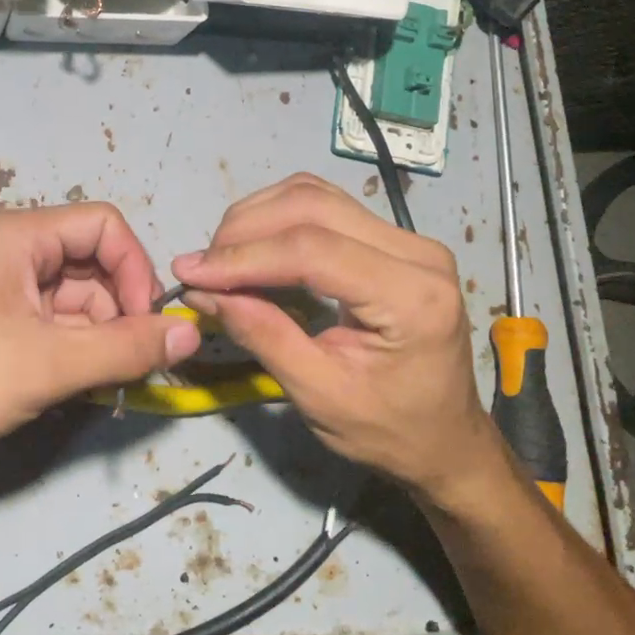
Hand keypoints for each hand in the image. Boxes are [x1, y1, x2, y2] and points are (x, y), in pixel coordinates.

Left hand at [0, 203, 201, 464]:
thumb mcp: (51, 364)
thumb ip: (126, 347)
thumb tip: (191, 333)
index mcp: (20, 236)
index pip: (105, 226)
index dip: (136, 269)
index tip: (149, 324)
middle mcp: (16, 251)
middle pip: (96, 265)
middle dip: (120, 313)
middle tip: (130, 365)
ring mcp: (7, 287)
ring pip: (81, 301)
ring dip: (99, 340)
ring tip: (96, 385)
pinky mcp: (3, 321)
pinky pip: (59, 324)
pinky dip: (76, 352)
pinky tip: (74, 387)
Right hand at [169, 173, 499, 501]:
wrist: (444, 440)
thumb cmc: (389, 430)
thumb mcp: (320, 395)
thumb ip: (264, 336)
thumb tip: (203, 292)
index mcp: (411, 298)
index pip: (313, 250)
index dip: (243, 257)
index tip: (190, 273)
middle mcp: (417, 252)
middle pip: (312, 206)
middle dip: (244, 230)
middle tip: (201, 268)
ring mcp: (406, 239)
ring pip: (314, 195)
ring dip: (256, 217)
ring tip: (219, 258)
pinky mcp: (390, 239)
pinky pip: (324, 205)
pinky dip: (276, 218)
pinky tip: (250, 246)